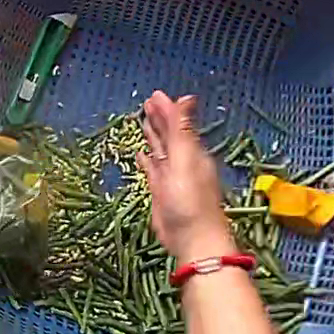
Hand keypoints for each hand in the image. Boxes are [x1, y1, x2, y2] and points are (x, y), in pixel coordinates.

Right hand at [135, 91, 234, 260]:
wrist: (192, 238)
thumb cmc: (189, 200)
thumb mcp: (185, 160)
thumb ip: (182, 131)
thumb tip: (186, 99)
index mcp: (192, 152)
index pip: (178, 124)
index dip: (168, 109)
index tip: (154, 95)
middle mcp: (183, 161)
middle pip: (170, 135)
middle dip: (160, 118)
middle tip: (147, 103)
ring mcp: (171, 176)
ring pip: (161, 150)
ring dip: (153, 136)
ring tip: (143, 121)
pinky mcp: (160, 191)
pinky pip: (153, 169)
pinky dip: (148, 159)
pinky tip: (141, 153)